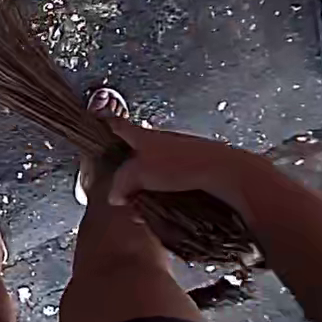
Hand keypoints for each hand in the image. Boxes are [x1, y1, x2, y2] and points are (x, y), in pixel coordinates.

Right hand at [104, 117, 275, 214]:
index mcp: (144, 136)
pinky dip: (163, 187)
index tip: (101, 120)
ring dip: (147, 180)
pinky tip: (164, 201)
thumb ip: (121, 184)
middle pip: (136, 148)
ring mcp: (178, 152)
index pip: (119, 126)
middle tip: (120, 183)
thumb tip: (114, 196)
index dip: (108, 124)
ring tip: (143, 199)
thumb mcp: (138, 175)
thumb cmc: (180, 165)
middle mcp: (160, 140)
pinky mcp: (192, 167)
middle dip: (128, 164)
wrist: (221, 171)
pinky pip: (170, 176)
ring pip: (154, 164)